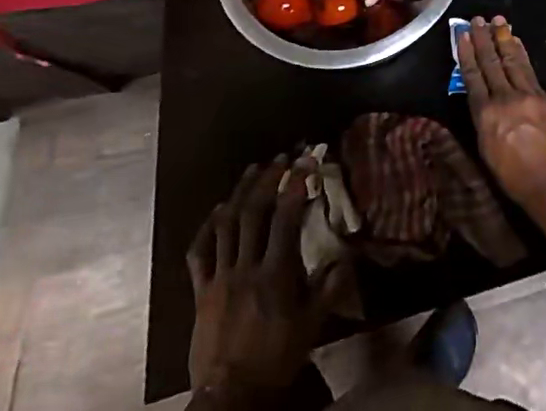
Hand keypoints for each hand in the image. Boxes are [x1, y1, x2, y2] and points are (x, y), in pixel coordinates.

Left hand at [187, 155, 339, 402]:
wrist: (231, 395)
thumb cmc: (277, 359)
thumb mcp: (312, 326)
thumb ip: (329, 288)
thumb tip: (346, 255)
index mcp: (276, 274)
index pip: (286, 217)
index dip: (295, 185)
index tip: (306, 162)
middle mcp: (246, 266)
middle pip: (253, 212)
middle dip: (268, 179)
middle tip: (281, 159)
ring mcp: (220, 276)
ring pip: (226, 224)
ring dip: (240, 192)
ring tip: (253, 169)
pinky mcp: (200, 290)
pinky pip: (199, 252)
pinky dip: (207, 226)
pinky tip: (218, 209)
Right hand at [456, 16, 545, 213]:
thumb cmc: (510, 173)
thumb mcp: (484, 147)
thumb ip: (481, 118)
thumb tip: (478, 98)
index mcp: (484, 114)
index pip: (472, 76)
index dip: (467, 54)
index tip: (463, 36)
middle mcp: (503, 98)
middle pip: (491, 63)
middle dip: (483, 39)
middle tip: (477, 19)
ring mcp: (525, 94)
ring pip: (511, 60)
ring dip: (503, 39)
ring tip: (497, 21)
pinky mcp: (541, 96)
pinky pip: (528, 69)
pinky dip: (521, 53)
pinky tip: (516, 41)